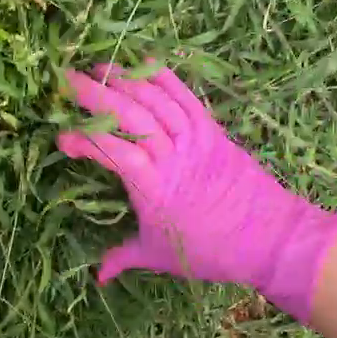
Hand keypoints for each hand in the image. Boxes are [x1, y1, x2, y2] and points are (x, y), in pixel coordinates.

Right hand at [56, 62, 336, 320]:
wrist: (274, 239)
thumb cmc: (213, 252)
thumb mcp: (161, 257)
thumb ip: (124, 258)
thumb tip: (97, 274)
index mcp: (153, 188)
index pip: (111, 152)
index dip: (84, 141)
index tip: (62, 138)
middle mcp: (172, 156)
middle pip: (129, 114)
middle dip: (95, 93)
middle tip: (67, 80)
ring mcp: (194, 138)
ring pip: (155, 98)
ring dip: (125, 79)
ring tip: (99, 68)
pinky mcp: (213, 129)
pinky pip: (185, 95)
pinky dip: (163, 76)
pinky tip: (143, 62)